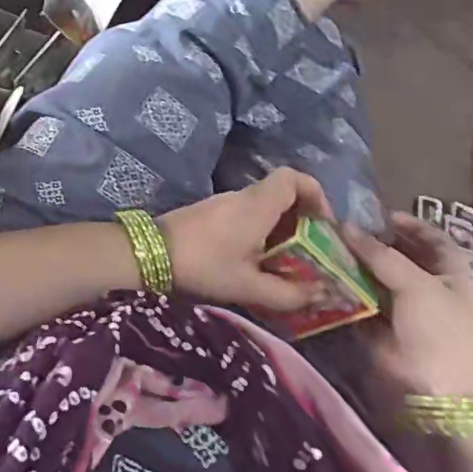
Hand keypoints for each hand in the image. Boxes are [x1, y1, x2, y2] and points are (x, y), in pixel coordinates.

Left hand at [161, 168, 330, 313]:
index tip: (323, 223)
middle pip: (282, 195)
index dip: (316, 194)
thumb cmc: (203, 265)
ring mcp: (222, 204)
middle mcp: (242, 197)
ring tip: (285, 263)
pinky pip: (244, 216)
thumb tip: (322, 294)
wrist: (149, 253)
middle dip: (301, 221)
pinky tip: (255, 262)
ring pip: (262, 208)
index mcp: (258, 204)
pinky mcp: (208, 215)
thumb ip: (289, 293)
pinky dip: (258, 233)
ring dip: (279, 230)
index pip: (294, 177)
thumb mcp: (249, 286)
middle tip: (310, 252)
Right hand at [342, 212, 472, 400]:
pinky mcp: (377, 330)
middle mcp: (427, 289)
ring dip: (352, 266)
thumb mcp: (416, 285)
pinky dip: (343, 291)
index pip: (432, 239)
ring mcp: (401, 310)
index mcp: (451, 275)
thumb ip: (381, 254)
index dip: (409, 224)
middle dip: (372, 243)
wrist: (433, 397)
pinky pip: (357, 303)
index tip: (376, 214)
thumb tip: (346, 226)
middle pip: (398, 257)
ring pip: (374, 279)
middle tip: (340, 230)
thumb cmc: (439, 334)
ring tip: (325, 249)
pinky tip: (323, 277)